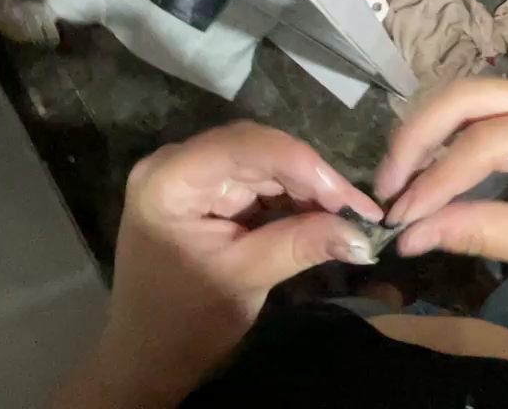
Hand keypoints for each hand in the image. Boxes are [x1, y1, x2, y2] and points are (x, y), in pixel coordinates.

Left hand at [80, 122, 383, 404]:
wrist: (145, 359)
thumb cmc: (182, 325)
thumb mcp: (245, 280)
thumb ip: (301, 244)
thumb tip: (362, 233)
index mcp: (170, 179)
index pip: (247, 149)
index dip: (304, 166)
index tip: (350, 198)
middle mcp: (177, 161)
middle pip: (257, 148)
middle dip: (310, 175)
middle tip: (357, 206)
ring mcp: (190, 171)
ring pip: (263, 158)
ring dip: (306, 183)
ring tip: (347, 210)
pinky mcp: (205, 186)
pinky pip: (256, 175)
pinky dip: (290, 192)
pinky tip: (321, 209)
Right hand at [375, 78, 507, 312]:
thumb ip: (481, 232)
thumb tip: (409, 235)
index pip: (492, 139)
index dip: (440, 176)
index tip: (401, 216)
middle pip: (471, 98)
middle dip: (420, 138)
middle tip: (386, 186)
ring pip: (468, 97)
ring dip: (426, 134)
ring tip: (398, 180)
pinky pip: (479, 109)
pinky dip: (444, 135)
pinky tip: (424, 166)